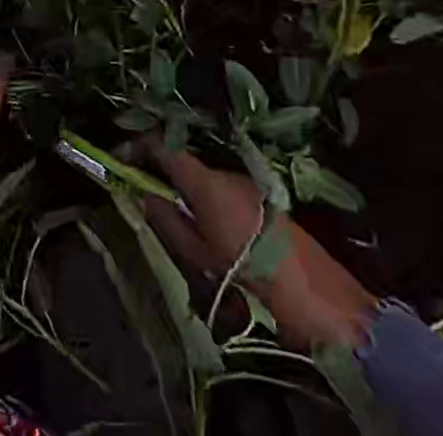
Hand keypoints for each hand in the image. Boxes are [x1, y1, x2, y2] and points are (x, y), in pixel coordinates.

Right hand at [141, 140, 375, 351]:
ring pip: (205, 175)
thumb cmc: (250, 275)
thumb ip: (165, 220)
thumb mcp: (197, 254)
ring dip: (187, 187)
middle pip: (184, 160)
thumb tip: (143, 196)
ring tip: (181, 216)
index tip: (123, 156)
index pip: (164, 145)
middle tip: (147, 193)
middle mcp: (226, 173)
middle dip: (163, 171)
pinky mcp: (263, 195)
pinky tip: (211, 225)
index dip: (139, 145)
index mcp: (205, 183)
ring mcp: (248, 182)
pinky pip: (224, 187)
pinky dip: (209, 197)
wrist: (320, 298)